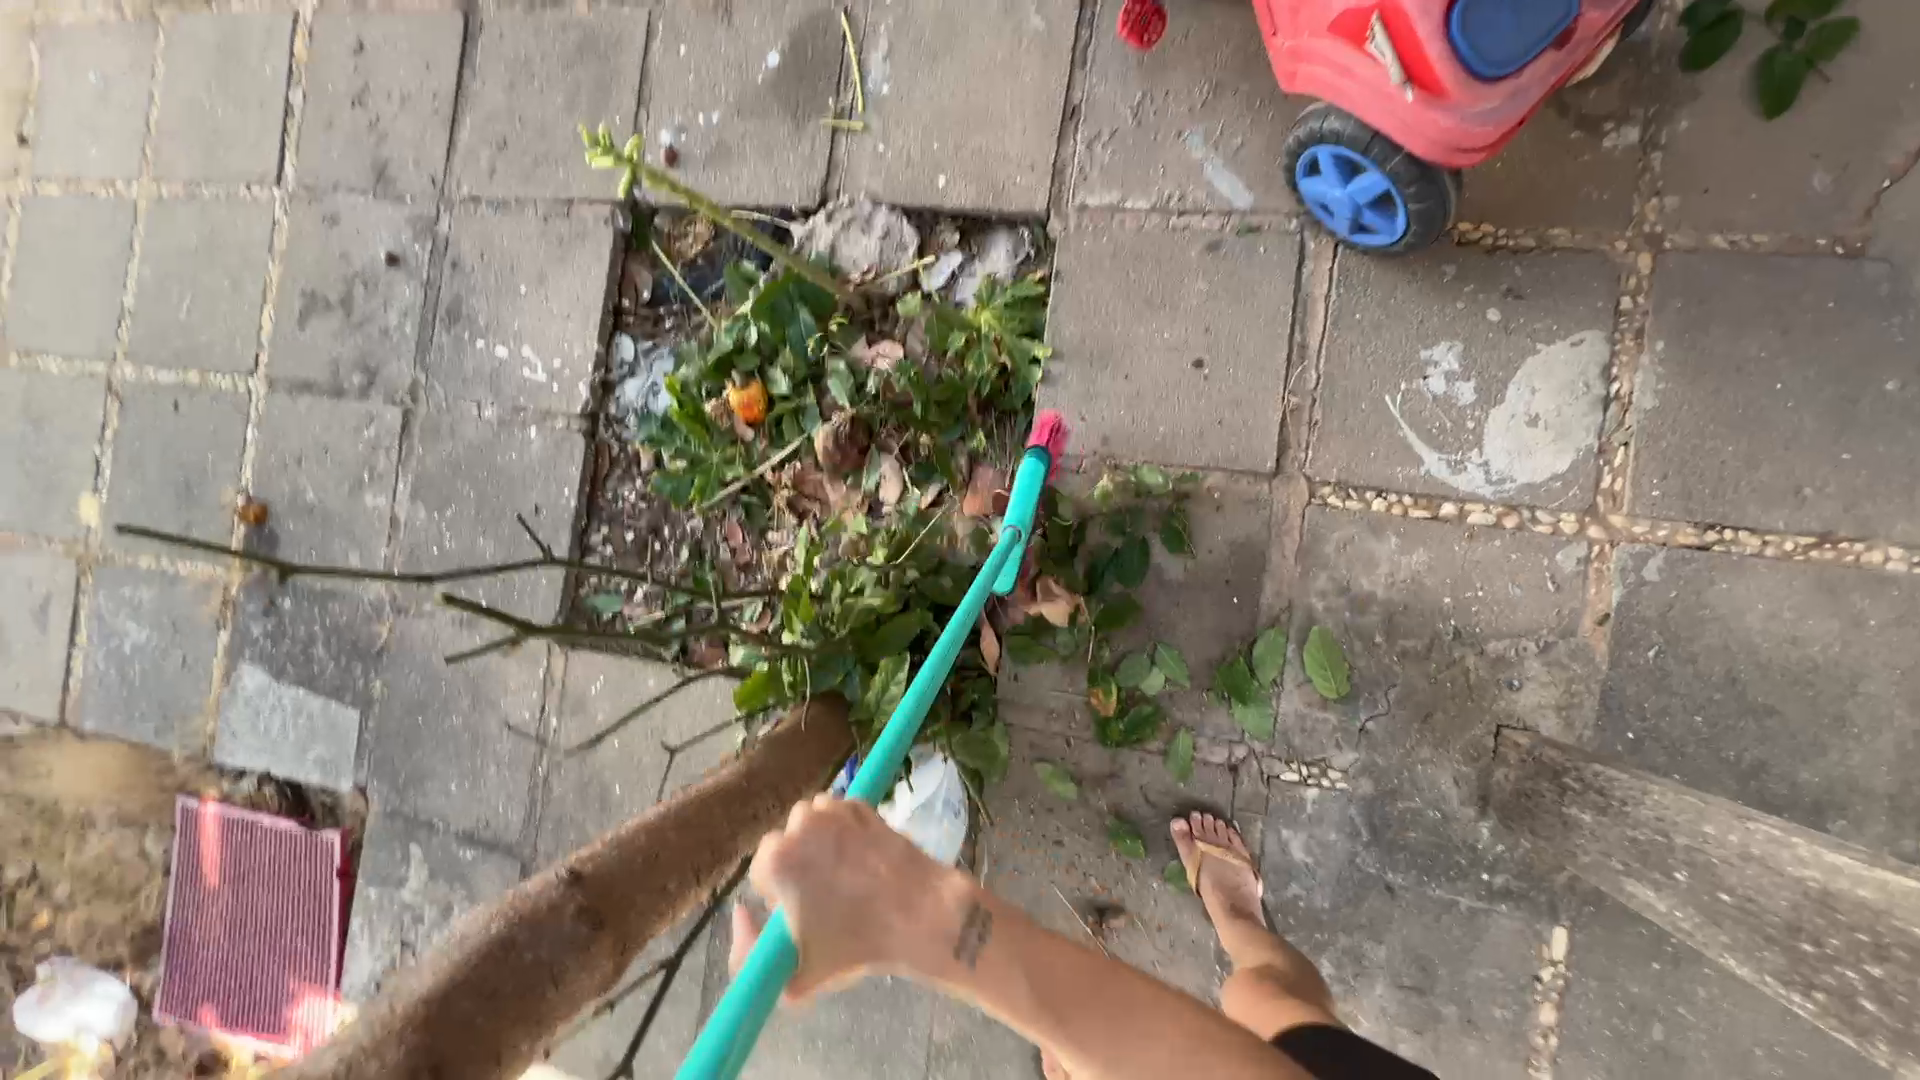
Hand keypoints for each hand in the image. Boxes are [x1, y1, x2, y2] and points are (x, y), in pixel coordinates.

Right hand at [730, 794, 966, 999]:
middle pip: (788, 841)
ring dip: (822, 842)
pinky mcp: (865, 805)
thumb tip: (740, 914)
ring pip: (815, 823)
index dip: (778, 891)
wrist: (920, 916)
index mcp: (777, 859)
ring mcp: (836, 809)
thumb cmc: (856, 947)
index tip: (801, 909)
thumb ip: (746, 956)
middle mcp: (802, 823)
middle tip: (826, 894)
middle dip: (800, 863)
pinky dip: (847, 830)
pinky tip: (863, 857)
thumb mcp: (792, 979)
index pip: (761, 868)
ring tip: (845, 874)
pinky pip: (842, 814)